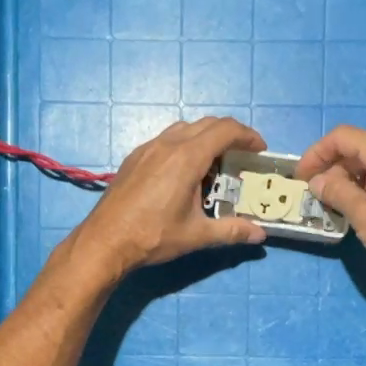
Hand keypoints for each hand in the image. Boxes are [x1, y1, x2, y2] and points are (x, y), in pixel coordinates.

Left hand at [70, 117, 267, 275]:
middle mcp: (168, 144)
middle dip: (230, 135)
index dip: (248, 136)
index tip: (259, 150)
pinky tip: (184, 174)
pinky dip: (184, 146)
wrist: (106, 241)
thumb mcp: (197, 235)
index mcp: (187, 158)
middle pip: (207, 124)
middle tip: (241, 157)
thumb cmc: (153, 236)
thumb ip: (231, 231)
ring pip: (184, 129)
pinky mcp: (135, 158)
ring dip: (205, 138)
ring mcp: (148, 148)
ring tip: (214, 165)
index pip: (226, 130)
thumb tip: (260, 235)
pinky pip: (166, 140)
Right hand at [296, 126, 365, 284]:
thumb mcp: (361, 213)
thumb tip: (317, 181)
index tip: (301, 176)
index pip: (342, 137)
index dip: (316, 154)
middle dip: (334, 166)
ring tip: (336, 199)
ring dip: (351, 174)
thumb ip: (335, 191)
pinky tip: (362, 201)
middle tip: (317, 192)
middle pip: (360, 146)